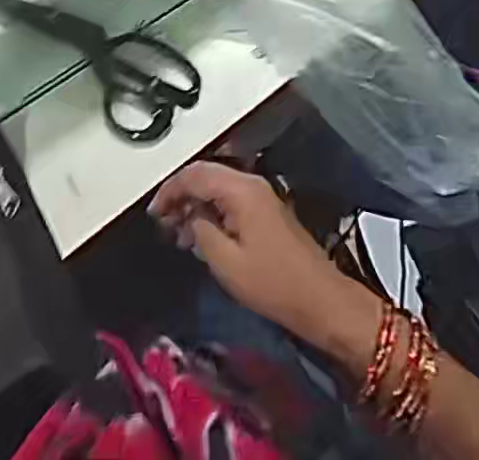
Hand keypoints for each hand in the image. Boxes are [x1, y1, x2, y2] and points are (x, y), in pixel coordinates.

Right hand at [150, 162, 367, 338]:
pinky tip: (202, 236)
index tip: (155, 213)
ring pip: (216, 186)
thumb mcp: (225, 261)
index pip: (193, 175)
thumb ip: (199, 230)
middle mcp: (251, 184)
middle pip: (204, 175)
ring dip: (195, 204)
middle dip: (180, 195)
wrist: (323, 302)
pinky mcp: (266, 211)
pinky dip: (211, 211)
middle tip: (163, 220)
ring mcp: (261, 196)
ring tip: (179, 233)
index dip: (169, 191)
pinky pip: (229, 199)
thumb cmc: (273, 283)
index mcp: (240, 190)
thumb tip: (190, 217)